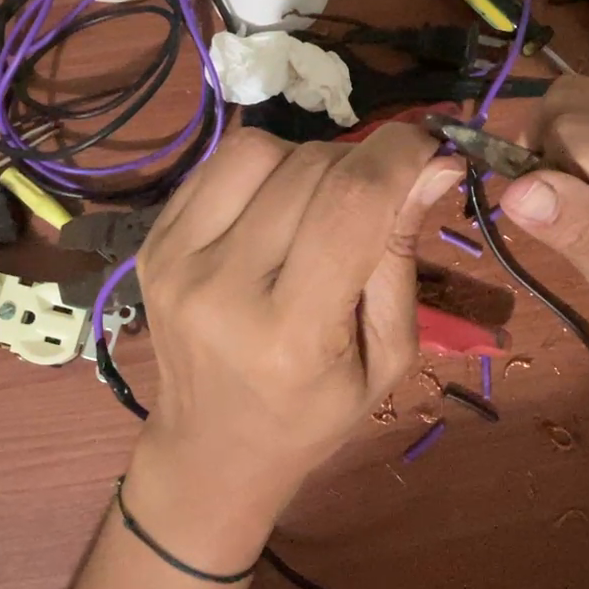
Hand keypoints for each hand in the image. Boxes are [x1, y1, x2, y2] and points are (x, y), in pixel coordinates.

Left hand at [125, 125, 461, 570]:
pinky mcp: (154, 241)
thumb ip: (401, 256)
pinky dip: (264, 167)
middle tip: (378, 193)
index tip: (429, 142)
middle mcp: (223, 287)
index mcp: (292, 332)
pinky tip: (275, 205)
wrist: (211, 446)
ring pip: (260, 150)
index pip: (352, 202)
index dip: (399, 153)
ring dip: (308, 159)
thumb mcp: (385, 356)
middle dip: (362, 162)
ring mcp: (176, 259)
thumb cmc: (311, 414)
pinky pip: (220, 162)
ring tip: (319, 203)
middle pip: (310, 167)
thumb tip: (434, 163)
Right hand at [498, 76, 588, 404]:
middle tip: (571, 218)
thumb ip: (580, 234)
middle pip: (571, 103)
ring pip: (579, 102)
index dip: (543, 173)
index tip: (557, 226)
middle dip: (547, 155)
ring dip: (561, 150)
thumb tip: (512, 188)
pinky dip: (580, 149)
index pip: (571, 129)